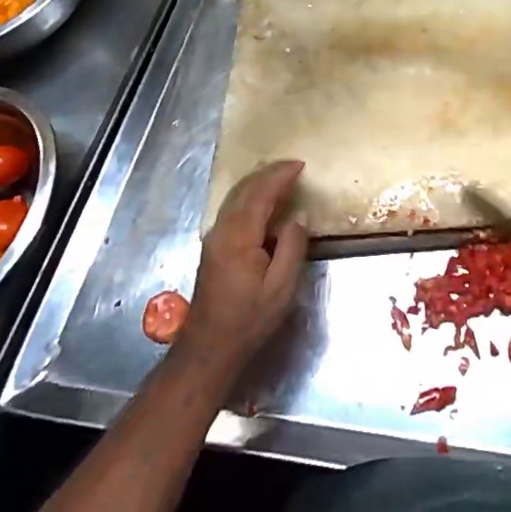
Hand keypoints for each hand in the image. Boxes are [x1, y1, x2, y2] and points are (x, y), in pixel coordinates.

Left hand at [174, 160, 308, 377]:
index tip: (300, 165)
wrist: (210, 346)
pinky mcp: (214, 246)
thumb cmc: (249, 319)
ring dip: (259, 182)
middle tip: (293, 166)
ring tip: (282, 176)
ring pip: (236, 197)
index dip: (280, 176)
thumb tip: (297, 217)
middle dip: (269, 173)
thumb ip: (292, 247)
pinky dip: (251, 196)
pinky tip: (264, 201)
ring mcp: (214, 237)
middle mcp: (221, 229)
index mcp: (238, 236)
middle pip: (245, 189)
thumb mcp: (281, 288)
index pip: (260, 193)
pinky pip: (233, 208)